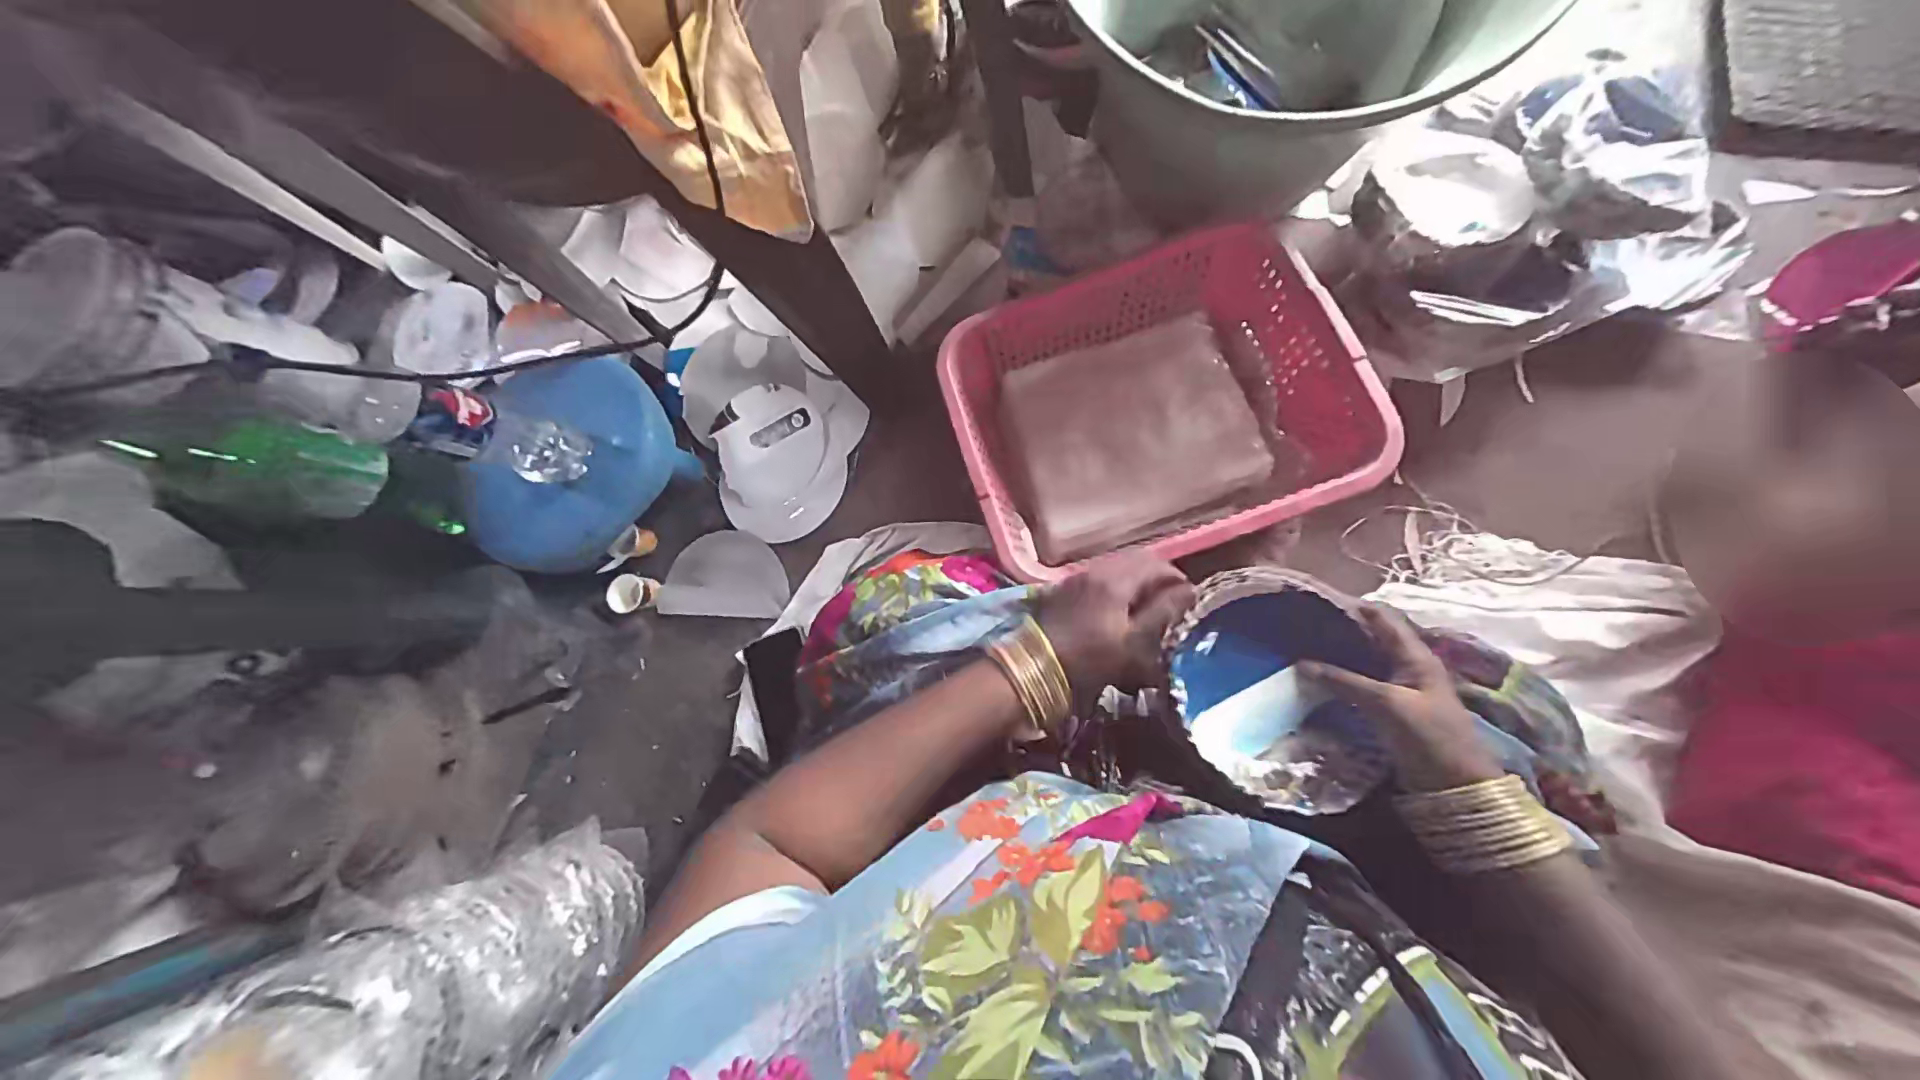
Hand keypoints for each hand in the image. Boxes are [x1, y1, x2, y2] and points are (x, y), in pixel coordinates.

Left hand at [1035, 554, 1195, 707]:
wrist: (1034, 668)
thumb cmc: (1090, 659)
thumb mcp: (1135, 641)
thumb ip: (1164, 612)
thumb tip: (1188, 591)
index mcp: (1116, 578)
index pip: (1158, 564)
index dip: (1178, 580)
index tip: (1190, 602)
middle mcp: (1096, 569)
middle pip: (1136, 562)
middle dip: (1158, 579)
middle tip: (1170, 605)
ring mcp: (1077, 578)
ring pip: (1117, 570)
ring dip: (1136, 584)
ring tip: (1146, 612)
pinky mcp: (1064, 590)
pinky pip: (1099, 580)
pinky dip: (1116, 589)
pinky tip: (1118, 613)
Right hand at [1297, 603, 1502, 792]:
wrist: (1455, 785)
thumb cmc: (1430, 736)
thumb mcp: (1386, 704)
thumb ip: (1344, 682)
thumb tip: (1301, 663)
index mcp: (1415, 655)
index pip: (1382, 617)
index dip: (1352, 606)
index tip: (1316, 601)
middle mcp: (1406, 664)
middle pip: (1370, 635)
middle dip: (1338, 627)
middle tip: (1302, 623)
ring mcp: (1398, 686)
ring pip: (1362, 658)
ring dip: (1336, 652)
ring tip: (1302, 645)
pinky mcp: (1389, 705)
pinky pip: (1360, 680)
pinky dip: (1339, 674)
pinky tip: (1317, 675)